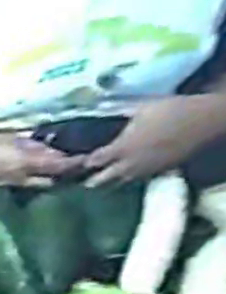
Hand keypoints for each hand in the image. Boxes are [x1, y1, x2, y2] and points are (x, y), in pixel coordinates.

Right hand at [0, 133, 81, 186]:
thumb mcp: (10, 138)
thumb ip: (35, 141)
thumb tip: (59, 142)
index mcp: (29, 162)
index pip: (68, 163)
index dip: (86, 158)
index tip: (103, 149)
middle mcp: (24, 177)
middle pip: (57, 177)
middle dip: (71, 171)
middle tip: (84, 158)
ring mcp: (10, 182)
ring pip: (42, 182)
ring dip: (53, 176)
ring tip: (62, 164)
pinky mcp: (0, 183)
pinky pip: (28, 181)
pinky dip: (38, 176)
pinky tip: (38, 168)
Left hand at [84, 95, 225, 186]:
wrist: (214, 117)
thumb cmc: (177, 109)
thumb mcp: (144, 108)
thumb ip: (118, 116)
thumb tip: (99, 116)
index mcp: (119, 149)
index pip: (89, 163)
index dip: (81, 163)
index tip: (81, 159)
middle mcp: (128, 164)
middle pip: (96, 182)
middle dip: (89, 179)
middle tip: (89, 172)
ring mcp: (144, 170)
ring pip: (115, 185)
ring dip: (108, 181)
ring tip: (106, 174)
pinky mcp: (160, 172)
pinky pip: (136, 181)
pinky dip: (127, 179)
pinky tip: (128, 172)